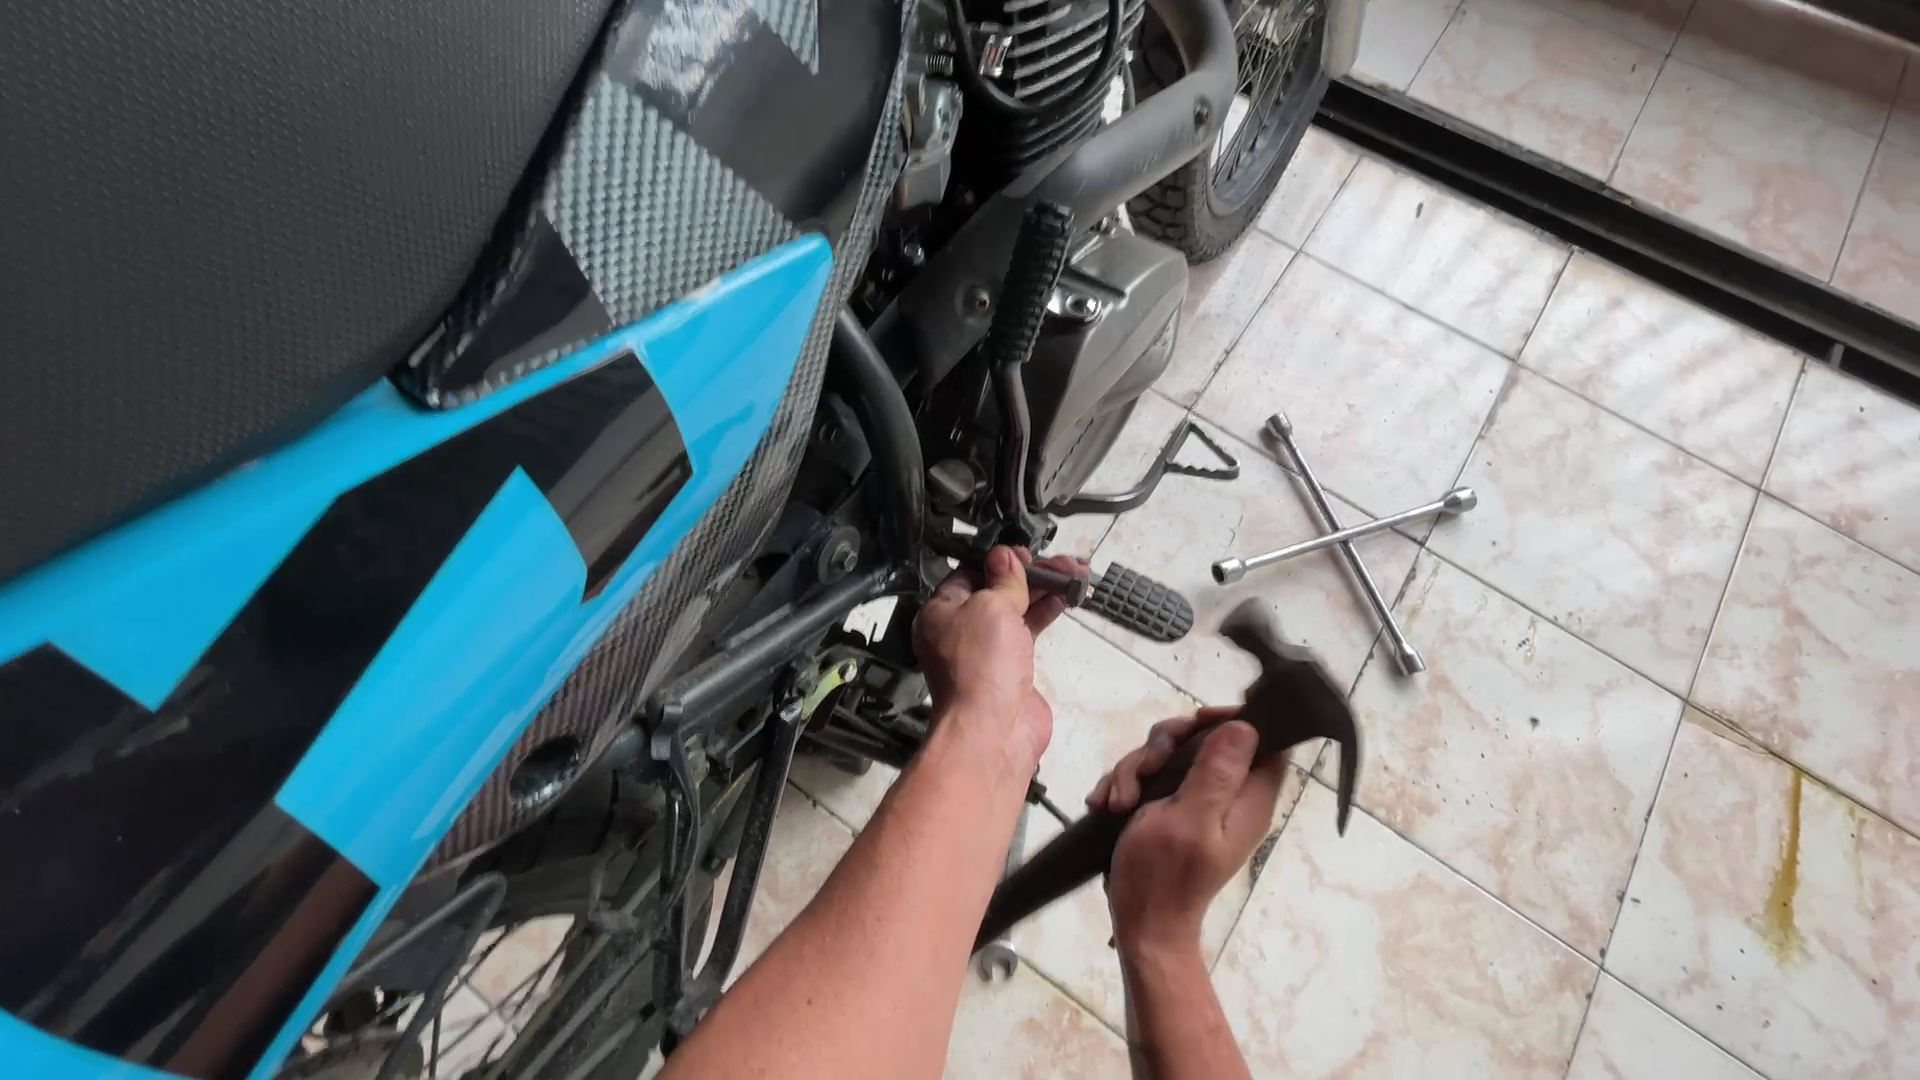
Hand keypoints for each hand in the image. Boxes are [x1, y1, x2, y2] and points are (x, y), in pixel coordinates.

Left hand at [913, 545, 1083, 763]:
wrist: (994, 731)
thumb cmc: (981, 666)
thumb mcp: (992, 607)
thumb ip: (1004, 580)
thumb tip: (1006, 557)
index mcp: (940, 612)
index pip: (969, 572)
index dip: (1000, 560)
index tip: (1027, 552)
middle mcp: (959, 629)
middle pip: (996, 589)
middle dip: (1031, 573)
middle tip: (1062, 562)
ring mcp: (985, 650)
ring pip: (1016, 608)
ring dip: (1044, 590)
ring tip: (1075, 574)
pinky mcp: (1009, 667)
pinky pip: (1027, 630)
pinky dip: (1046, 612)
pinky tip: (1067, 598)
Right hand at [1088, 709, 1288, 957]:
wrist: (1139, 922)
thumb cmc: (1165, 875)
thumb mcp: (1189, 819)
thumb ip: (1216, 773)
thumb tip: (1246, 726)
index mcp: (1246, 798)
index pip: (1262, 740)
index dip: (1233, 720)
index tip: (1196, 720)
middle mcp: (1226, 794)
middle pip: (1202, 739)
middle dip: (1162, 748)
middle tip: (1144, 772)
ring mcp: (1194, 800)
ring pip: (1167, 754)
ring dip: (1134, 770)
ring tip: (1116, 802)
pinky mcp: (1167, 806)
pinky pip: (1146, 776)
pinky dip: (1123, 785)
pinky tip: (1104, 804)